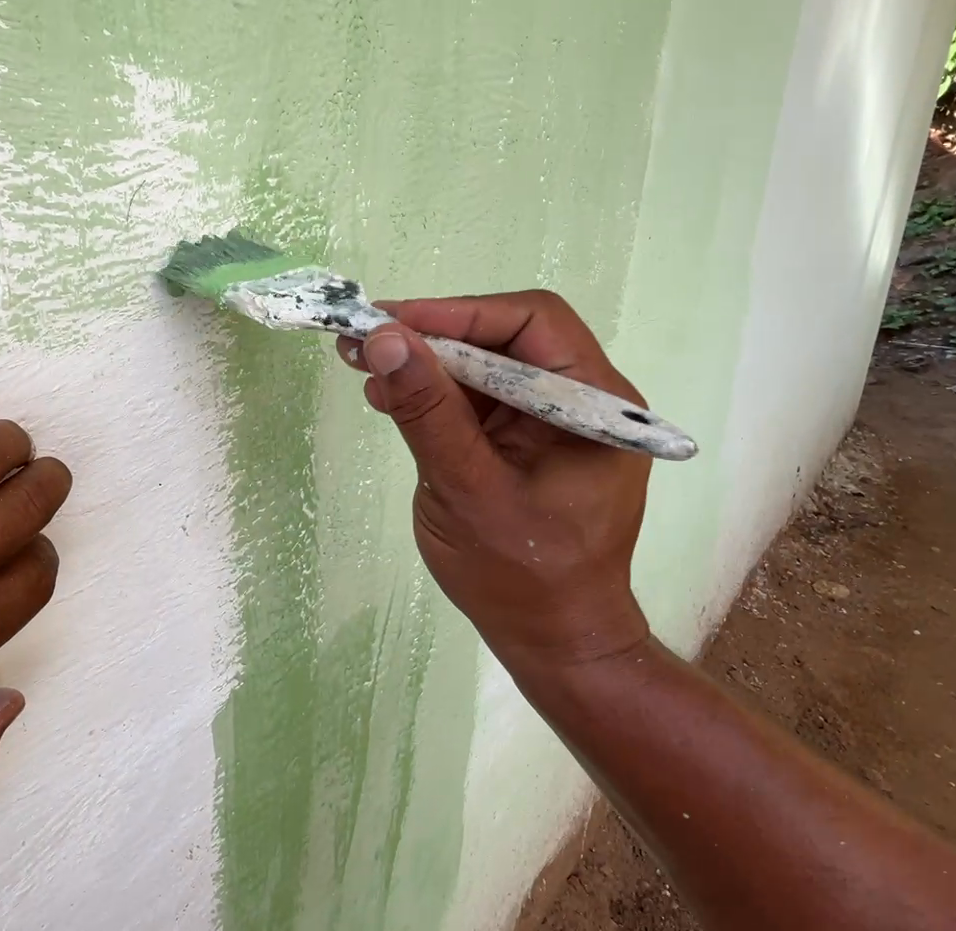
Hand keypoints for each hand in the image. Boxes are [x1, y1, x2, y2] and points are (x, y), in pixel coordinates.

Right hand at [338, 293, 651, 670]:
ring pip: (483, 365)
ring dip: (423, 364)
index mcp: (594, 402)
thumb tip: (382, 338)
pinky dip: (430, 395)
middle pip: (503, 337)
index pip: (530, 321)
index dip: (456, 312)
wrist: (553, 642)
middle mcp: (579, 398)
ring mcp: (549, 420)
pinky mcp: (522, 441)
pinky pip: (475, 399)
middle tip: (362, 341)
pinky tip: (388, 399)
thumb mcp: (467, 490)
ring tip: (362, 368)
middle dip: (431, 336)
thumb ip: (428, 411)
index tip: (387, 322)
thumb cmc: (522, 577)